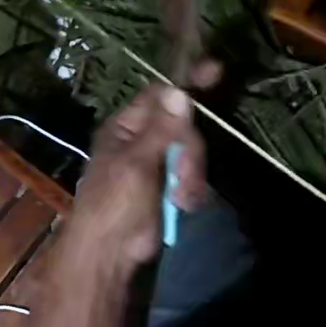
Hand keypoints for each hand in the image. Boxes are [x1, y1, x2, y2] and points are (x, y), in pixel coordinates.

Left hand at [58, 84, 206, 283]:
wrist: (110, 254)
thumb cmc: (114, 205)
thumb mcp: (137, 164)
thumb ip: (161, 130)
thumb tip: (179, 92)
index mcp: (124, 128)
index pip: (159, 95)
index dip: (185, 86)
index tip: (215, 72)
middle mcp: (141, 141)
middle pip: (182, 127)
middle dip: (190, 152)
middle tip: (184, 178)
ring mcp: (156, 165)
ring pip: (190, 153)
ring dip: (191, 176)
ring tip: (181, 199)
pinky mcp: (167, 188)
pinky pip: (190, 176)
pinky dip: (190, 191)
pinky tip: (184, 205)